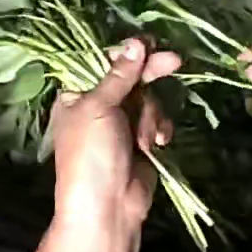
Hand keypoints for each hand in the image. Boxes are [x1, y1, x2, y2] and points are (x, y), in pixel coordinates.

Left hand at [48, 38, 176, 245]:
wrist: (107, 209)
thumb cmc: (91, 154)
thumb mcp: (100, 108)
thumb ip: (119, 76)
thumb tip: (134, 43)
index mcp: (77, 93)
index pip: (102, 62)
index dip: (125, 52)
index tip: (147, 42)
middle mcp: (98, 103)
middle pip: (129, 77)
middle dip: (150, 71)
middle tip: (175, 60)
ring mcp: (121, 121)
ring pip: (147, 98)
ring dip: (150, 114)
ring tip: (146, 138)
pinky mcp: (140, 139)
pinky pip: (156, 119)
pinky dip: (159, 128)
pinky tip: (158, 143)